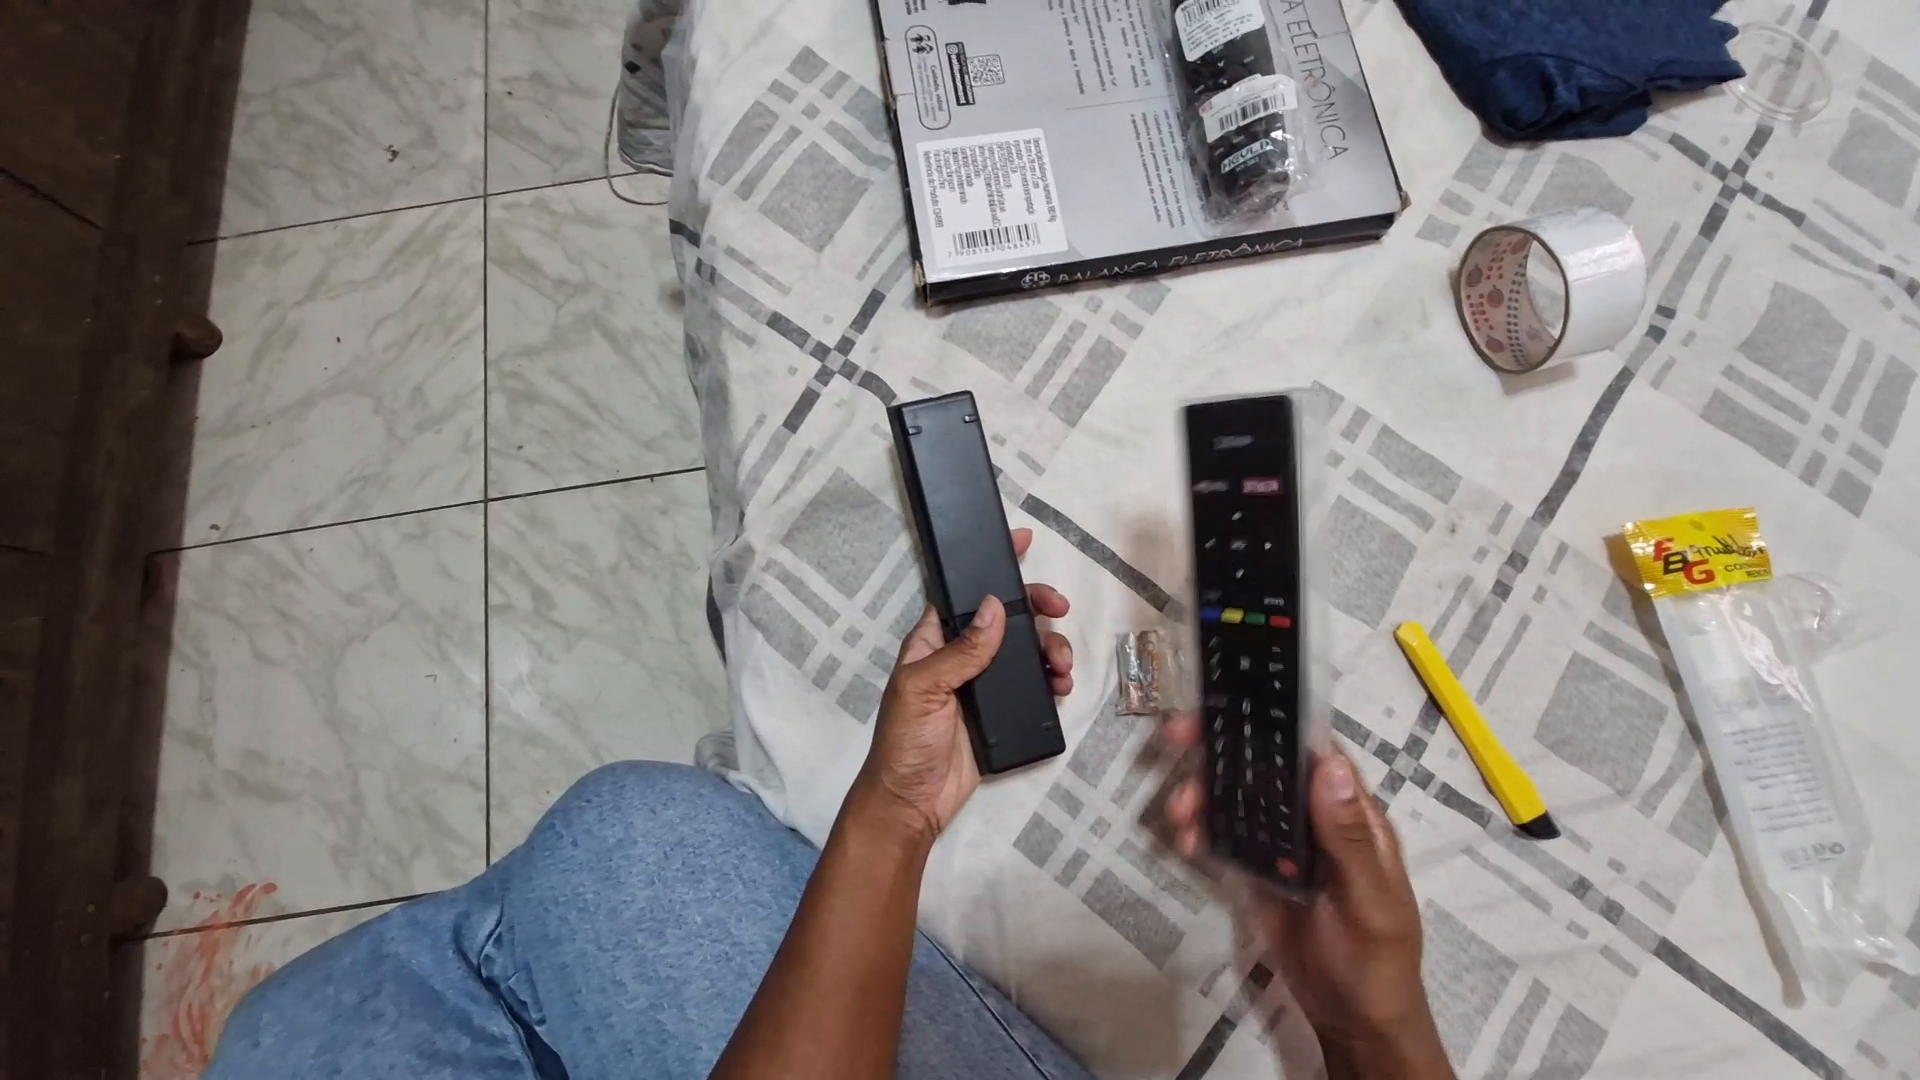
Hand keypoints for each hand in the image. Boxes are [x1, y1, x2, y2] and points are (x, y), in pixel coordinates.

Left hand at [851, 528, 1073, 841]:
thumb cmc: (906, 740)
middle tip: (1060, 609)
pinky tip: (1061, 686)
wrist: (914, 803)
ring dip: (1051, 648)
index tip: (1022, 542)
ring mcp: (986, 684)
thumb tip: (996, 607)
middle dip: (1036, 608)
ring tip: (1061, 665)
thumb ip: (961, 650)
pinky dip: (1053, 680)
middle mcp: (963, 656)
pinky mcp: (1004, 712)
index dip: (991, 566)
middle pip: (1007, 617)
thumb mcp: (924, 688)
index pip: (966, 594)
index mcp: (935, 640)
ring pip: (1027, 650)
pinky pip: (1035, 686)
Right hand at [1162, 716, 1452, 1079]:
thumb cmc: (1377, 958)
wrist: (1353, 1019)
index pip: (1311, 749)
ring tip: (1180, 812)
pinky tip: (1186, 845)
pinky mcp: (1255, 866)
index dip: (1271, 721)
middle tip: (1176, 738)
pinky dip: (1199, 833)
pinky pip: (1222, 836)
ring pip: (1234, 796)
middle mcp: (1310, 814)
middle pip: (1261, 764)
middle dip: (1218, 748)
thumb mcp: (1370, 900)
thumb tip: (1329, 763)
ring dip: (1201, 793)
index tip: (1227, 705)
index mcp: (1349, 811)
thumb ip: (1347, 837)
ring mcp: (1280, 839)